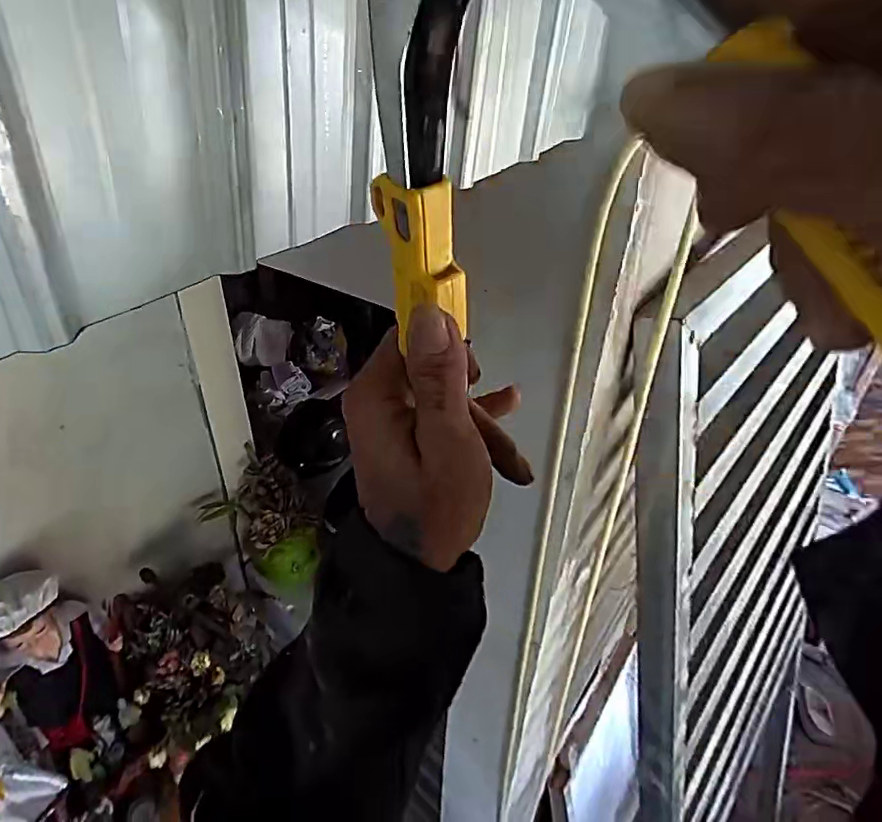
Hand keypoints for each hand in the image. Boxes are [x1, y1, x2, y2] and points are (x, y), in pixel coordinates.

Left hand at [342, 304, 529, 570]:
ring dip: (476, 422)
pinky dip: (469, 431)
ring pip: (438, 396)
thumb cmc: (436, 504)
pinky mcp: (402, 439)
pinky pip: (436, 418)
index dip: (442, 341)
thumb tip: (427, 311)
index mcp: (374, 394)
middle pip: (425, 366)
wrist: (419, 569)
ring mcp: (388, 421)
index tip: (475, 364)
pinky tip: (506, 448)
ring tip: (508, 458)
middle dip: (466, 389)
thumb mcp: (447, 436)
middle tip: (489, 419)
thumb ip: (438, 375)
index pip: (404, 338)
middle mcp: (374, 402)